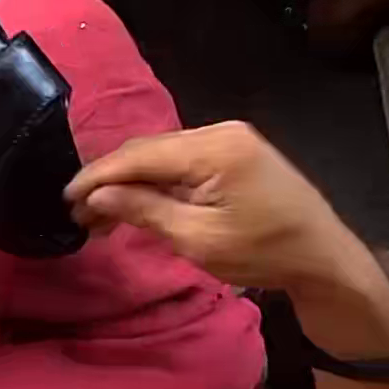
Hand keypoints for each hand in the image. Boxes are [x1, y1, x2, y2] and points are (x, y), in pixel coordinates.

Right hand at [64, 121, 378, 295]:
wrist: (323, 257)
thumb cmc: (263, 254)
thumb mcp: (197, 239)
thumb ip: (144, 211)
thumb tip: (96, 197)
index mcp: (214, 149)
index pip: (139, 156)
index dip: (97, 176)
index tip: (66, 198)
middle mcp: (218, 131)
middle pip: (146, 150)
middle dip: (109, 181)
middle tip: (79, 213)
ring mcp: (227, 137)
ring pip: (159, 154)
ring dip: (128, 182)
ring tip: (100, 215)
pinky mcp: (231, 149)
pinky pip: (178, 159)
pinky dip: (153, 181)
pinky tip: (135, 202)